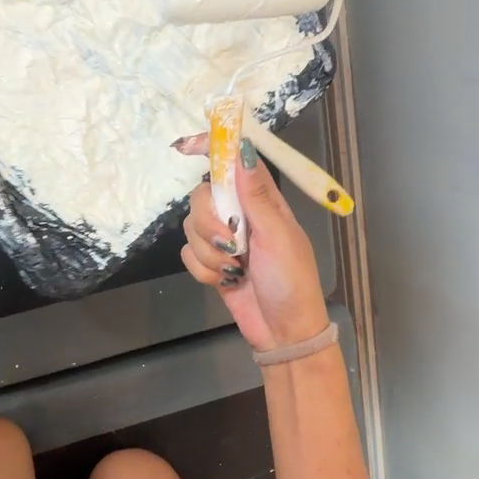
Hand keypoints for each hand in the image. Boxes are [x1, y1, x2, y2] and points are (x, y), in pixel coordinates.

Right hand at [181, 145, 329, 351]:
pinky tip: (226, 281)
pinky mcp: (210, 263)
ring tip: (235, 269)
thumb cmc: (292, 280)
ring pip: (190, 228)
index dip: (212, 149)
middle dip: (209, 224)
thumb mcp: (279, 236)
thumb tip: (243, 151)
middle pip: (201, 197)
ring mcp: (223, 239)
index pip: (234, 163)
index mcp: (262, 201)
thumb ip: (257, 196)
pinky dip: (203, 270)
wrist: (283, 330)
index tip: (188, 147)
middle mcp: (240, 214)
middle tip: (232, 244)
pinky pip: (187, 254)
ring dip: (209, 254)